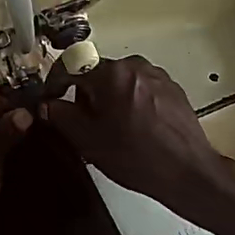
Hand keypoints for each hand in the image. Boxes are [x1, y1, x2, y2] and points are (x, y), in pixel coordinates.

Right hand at [42, 55, 232, 208]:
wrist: (186, 170)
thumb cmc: (135, 155)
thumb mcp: (88, 139)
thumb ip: (61, 116)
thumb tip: (48, 104)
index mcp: (111, 73)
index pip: (70, 64)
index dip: (54, 82)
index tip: (50, 99)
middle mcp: (135, 65)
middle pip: (97, 72)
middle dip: (84, 94)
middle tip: (81, 124)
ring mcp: (157, 75)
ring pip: (120, 81)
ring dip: (108, 99)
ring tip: (110, 131)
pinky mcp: (172, 89)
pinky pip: (140, 89)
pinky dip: (130, 102)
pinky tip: (134, 129)